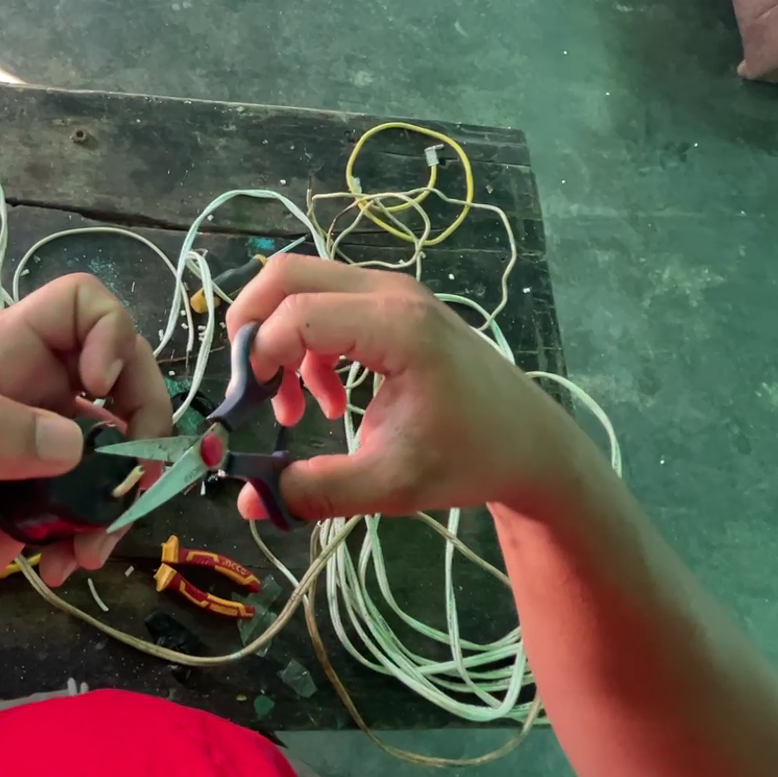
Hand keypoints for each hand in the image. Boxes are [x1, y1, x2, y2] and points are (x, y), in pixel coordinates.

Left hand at [0, 273, 173, 607]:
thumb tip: (72, 443)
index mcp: (5, 354)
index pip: (79, 303)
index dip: (108, 332)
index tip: (100, 387)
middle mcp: (40, 385)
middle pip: (128, 366)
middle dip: (148, 416)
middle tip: (140, 474)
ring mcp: (54, 436)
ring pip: (130, 435)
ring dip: (130, 489)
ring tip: (94, 543)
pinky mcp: (65, 485)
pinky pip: (113, 490)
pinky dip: (105, 528)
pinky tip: (67, 560)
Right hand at [226, 255, 603, 520]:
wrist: (530, 442)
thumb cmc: (470, 458)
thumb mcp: (391, 484)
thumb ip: (316, 490)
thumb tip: (247, 502)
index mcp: (397, 327)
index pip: (297, 314)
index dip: (260, 357)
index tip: (255, 407)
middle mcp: (389, 291)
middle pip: (287, 274)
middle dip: (251, 325)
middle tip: (249, 382)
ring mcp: (389, 290)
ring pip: (299, 283)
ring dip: (278, 338)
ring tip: (292, 403)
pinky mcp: (388, 301)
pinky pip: (320, 301)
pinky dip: (302, 343)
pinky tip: (324, 395)